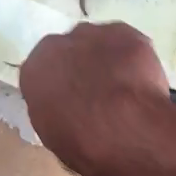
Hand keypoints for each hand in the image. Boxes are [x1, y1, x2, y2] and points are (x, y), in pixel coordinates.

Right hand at [20, 22, 173, 175]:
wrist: (124, 128)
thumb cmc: (83, 142)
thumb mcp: (54, 135)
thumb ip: (55, 110)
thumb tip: (67, 109)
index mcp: (33, 72)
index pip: (43, 74)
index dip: (61, 86)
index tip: (74, 101)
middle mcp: (57, 45)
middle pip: (70, 51)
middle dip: (83, 67)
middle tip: (100, 94)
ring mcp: (93, 34)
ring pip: (100, 43)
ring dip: (108, 60)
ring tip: (126, 89)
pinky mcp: (126, 33)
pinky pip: (128, 44)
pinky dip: (134, 58)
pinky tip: (142, 81)